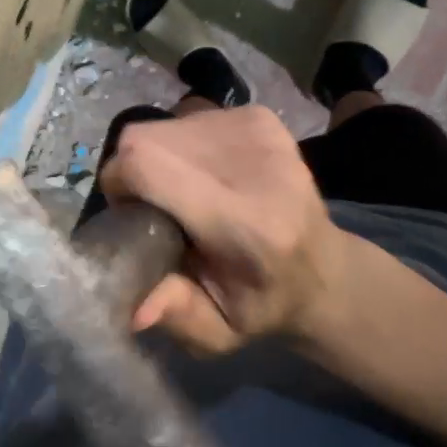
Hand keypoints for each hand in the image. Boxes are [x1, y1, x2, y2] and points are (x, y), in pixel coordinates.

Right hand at [99, 100, 347, 354]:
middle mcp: (253, 165)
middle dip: (131, 169)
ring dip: (156, 155)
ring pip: (162, 125)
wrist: (327, 270)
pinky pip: (186, 116)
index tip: (126, 212)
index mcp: (245, 224)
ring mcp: (257, 132)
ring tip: (180, 190)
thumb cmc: (264, 302)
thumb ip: (178, 314)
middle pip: (144, 139)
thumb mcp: (222, 330)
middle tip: (150, 205)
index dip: (119, 181)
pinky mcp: (259, 116)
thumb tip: (135, 309)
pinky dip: (181, 142)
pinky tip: (203, 171)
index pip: (148, 165)